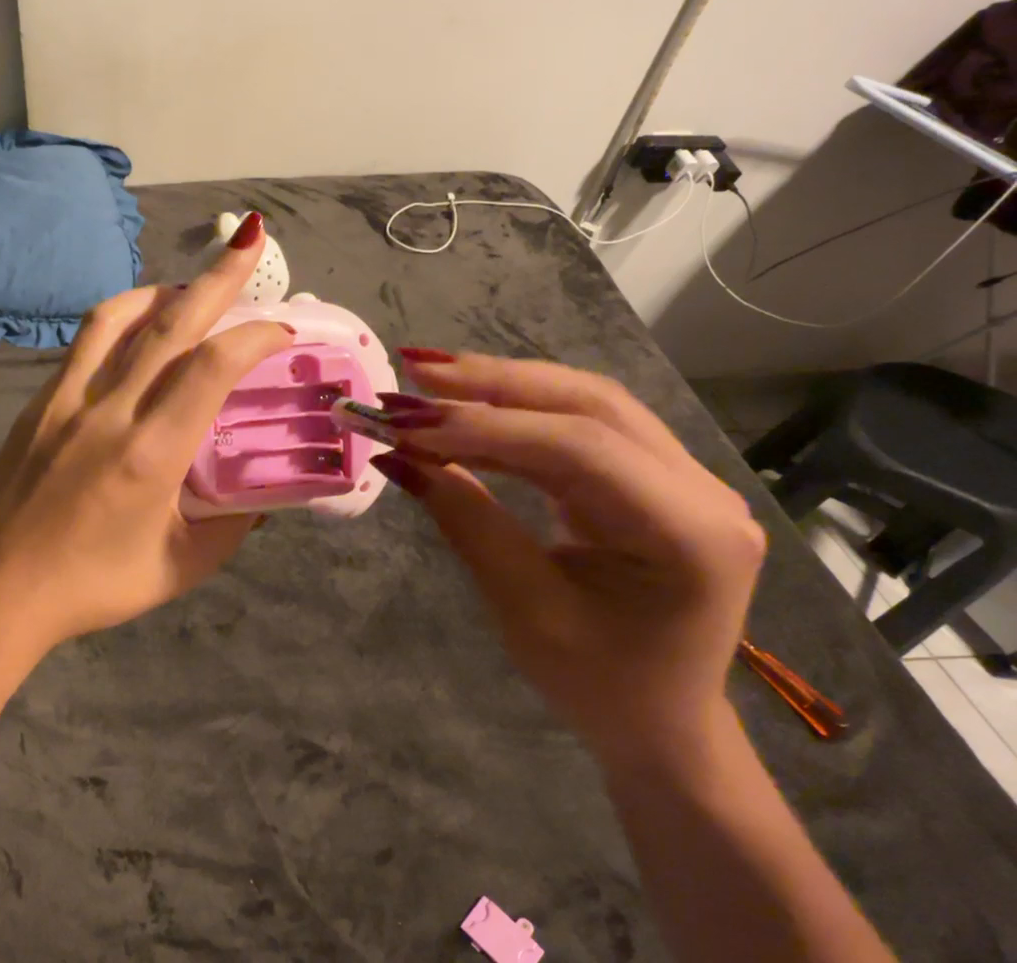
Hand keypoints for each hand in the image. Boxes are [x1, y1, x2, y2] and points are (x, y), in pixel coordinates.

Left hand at [0, 212, 292, 657]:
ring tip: (187, 288)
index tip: (282, 330)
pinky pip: (82, 345)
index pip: (212, 368)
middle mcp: (108, 412)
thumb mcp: (178, 567)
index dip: (255, 337)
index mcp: (150, 453)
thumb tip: (256, 497)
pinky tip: (133, 333)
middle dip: (217, 278)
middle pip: (169, 325)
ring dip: (159, 292)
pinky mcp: (36, 406)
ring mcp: (64, 402)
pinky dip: (118, 322)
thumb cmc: (90, 588)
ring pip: (115, 320)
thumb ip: (228, 529)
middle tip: (251, 241)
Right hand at [371, 352, 766, 756]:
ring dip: (504, 388)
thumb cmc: (597, 684)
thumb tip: (396, 456)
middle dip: (495, 384)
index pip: (577, 447)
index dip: (484, 425)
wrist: (662, 726)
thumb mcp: (523, 608)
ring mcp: (684, 480)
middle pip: (591, 405)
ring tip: (429, 380)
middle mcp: (700, 489)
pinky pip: (585, 430)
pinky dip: (520, 416)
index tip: (403, 419)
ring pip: (589, 405)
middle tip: (414, 371)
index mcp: (686, 531)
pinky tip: (467, 413)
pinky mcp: (656, 481)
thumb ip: (466, 520)